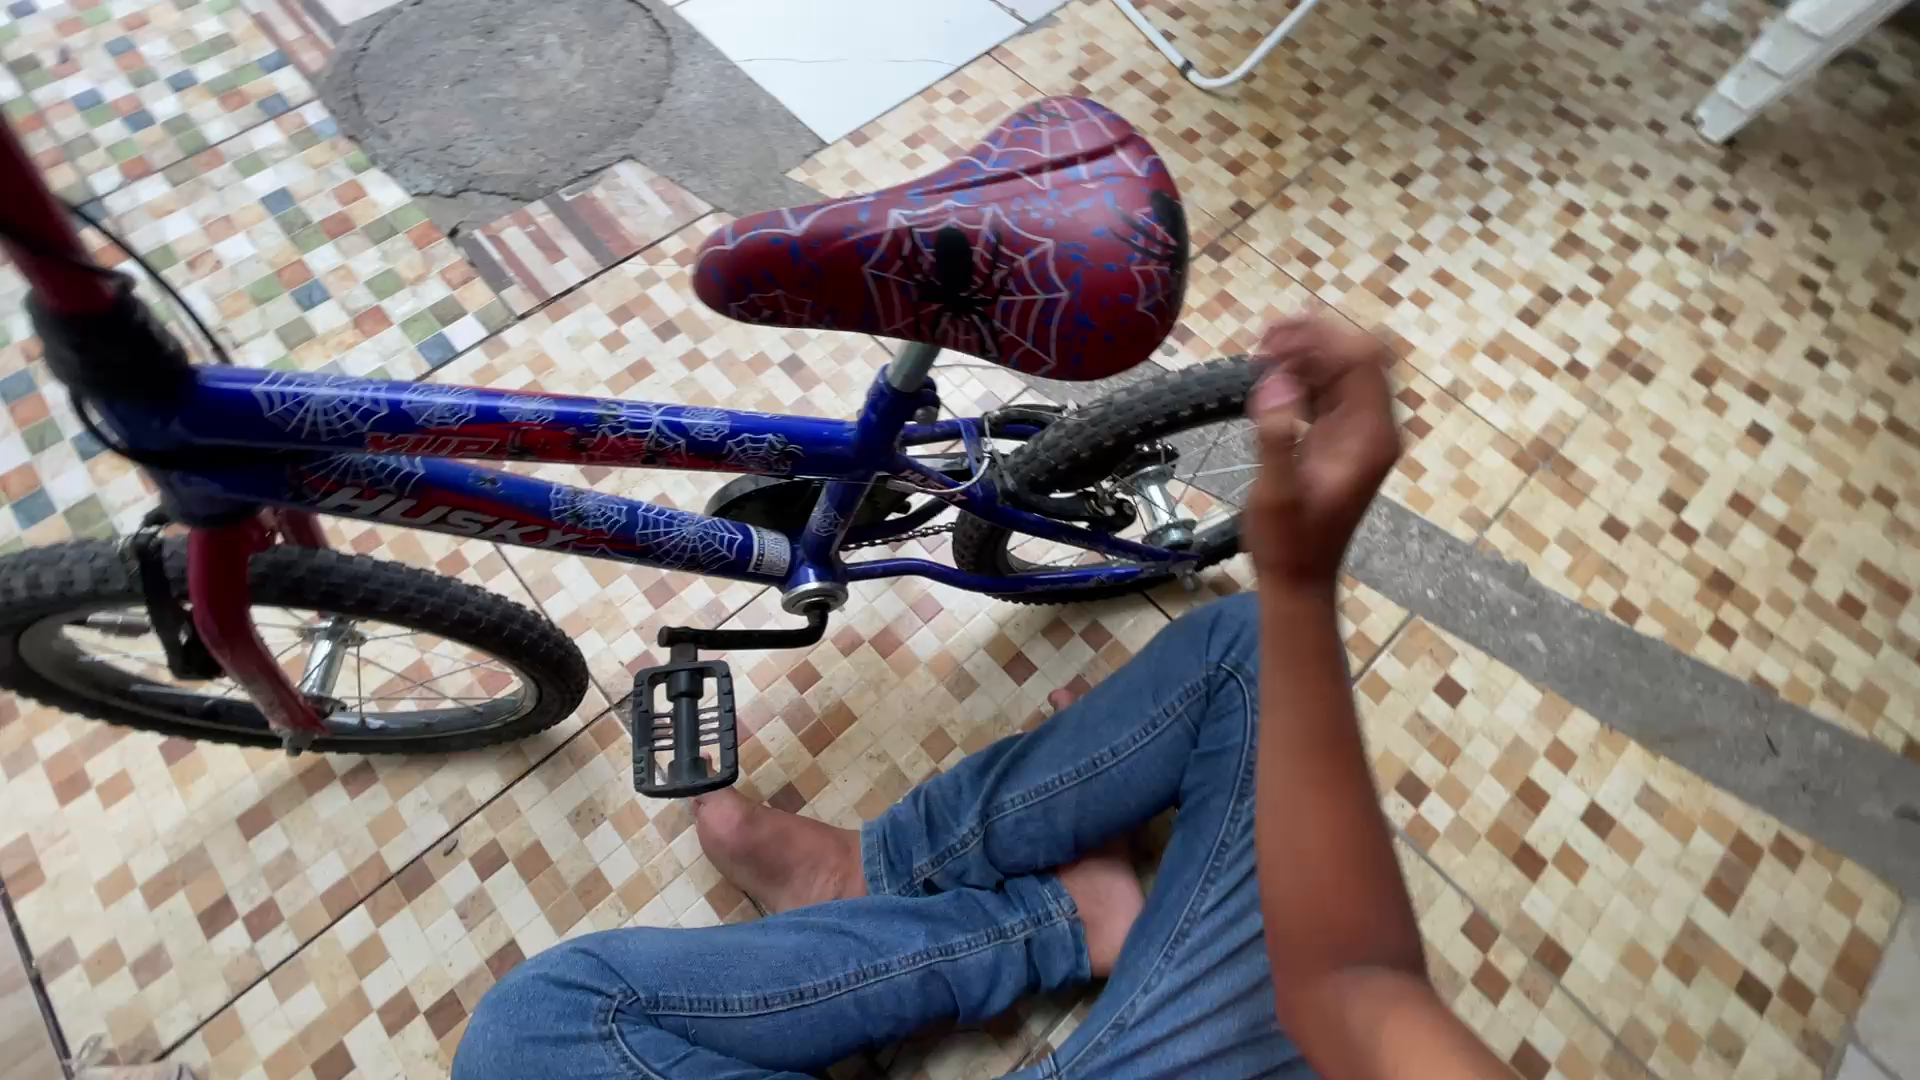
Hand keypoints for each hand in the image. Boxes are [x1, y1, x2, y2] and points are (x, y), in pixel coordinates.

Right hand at [1242, 316, 1400, 590]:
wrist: (1299, 577)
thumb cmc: (1287, 543)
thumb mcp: (1276, 494)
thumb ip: (1276, 437)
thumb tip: (1274, 383)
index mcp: (1369, 437)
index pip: (1362, 362)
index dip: (1322, 339)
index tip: (1274, 338)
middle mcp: (1371, 429)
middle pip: (1355, 359)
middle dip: (1313, 341)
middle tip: (1263, 341)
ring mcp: (1357, 434)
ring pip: (1340, 373)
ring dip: (1304, 357)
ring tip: (1260, 353)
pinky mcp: (1338, 442)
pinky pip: (1326, 394)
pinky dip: (1300, 380)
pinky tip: (1269, 381)